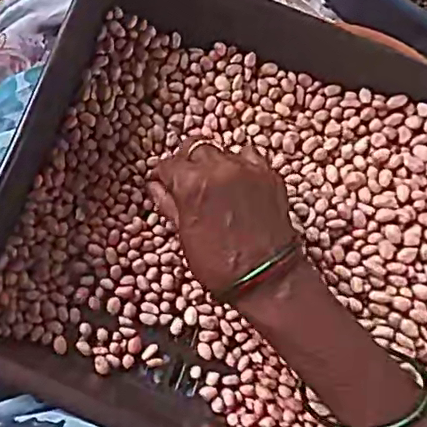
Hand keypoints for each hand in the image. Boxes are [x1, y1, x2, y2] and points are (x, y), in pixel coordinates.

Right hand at [146, 141, 322, 301]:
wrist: (266, 278)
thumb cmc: (221, 264)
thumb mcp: (183, 234)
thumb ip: (169, 204)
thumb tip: (157, 187)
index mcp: (191, 183)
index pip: (168, 164)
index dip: (162, 174)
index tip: (162, 182)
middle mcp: (219, 169)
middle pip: (194, 149)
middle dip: (186, 163)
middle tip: (186, 182)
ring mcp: (247, 170)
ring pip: (221, 151)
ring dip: (212, 163)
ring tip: (212, 184)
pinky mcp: (269, 175)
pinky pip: (249, 156)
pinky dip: (239, 164)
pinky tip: (236, 180)